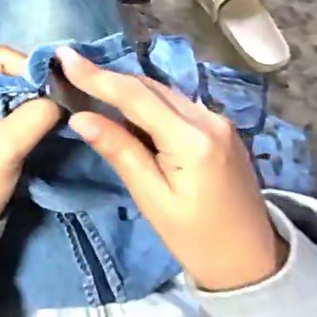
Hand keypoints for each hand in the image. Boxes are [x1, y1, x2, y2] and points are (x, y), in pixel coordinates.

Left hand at [0, 47, 62, 231]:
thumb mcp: (7, 147)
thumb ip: (38, 114)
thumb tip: (65, 94)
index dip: (31, 67)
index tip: (59, 87)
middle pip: (3, 68)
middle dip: (33, 82)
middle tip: (62, 96)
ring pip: (6, 84)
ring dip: (31, 95)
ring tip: (56, 108)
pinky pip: (3, 100)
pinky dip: (23, 107)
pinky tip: (42, 117)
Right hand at [55, 46, 285, 290]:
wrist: (252, 261)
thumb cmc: (197, 240)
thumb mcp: (152, 200)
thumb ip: (120, 152)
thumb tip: (81, 117)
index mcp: (192, 140)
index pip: (135, 96)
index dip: (97, 75)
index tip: (64, 55)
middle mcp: (208, 119)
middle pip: (149, 87)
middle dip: (107, 76)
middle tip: (69, 66)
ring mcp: (218, 121)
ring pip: (162, 92)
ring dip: (126, 87)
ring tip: (88, 81)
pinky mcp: (219, 128)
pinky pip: (175, 104)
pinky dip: (146, 100)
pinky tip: (125, 106)